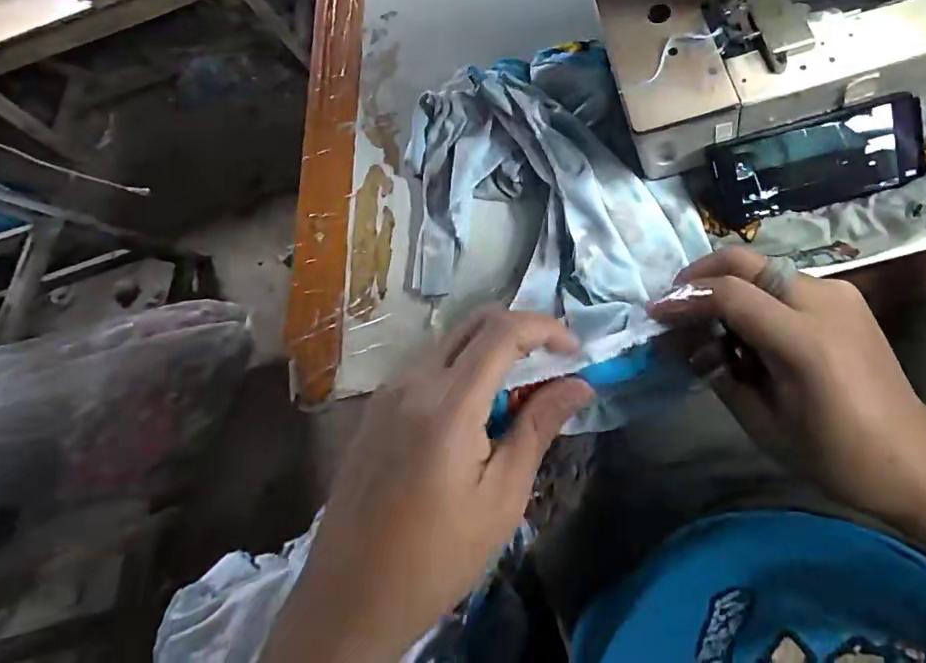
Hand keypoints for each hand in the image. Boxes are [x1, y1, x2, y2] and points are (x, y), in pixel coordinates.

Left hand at [272, 308, 592, 662]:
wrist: (346, 604)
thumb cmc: (435, 558)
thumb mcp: (501, 498)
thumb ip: (539, 428)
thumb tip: (580, 384)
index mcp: (447, 405)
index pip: (503, 331)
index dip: (546, 328)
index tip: (574, 350)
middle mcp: (413, 383)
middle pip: (477, 322)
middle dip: (522, 329)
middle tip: (553, 362)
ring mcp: (388, 392)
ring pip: (453, 340)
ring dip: (493, 349)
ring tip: (519, 393)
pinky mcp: (376, 408)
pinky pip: (430, 364)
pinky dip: (465, 367)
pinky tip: (478, 412)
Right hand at [652, 248, 925, 520]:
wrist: (910, 454)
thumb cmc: (834, 455)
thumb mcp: (764, 423)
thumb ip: (719, 371)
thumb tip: (679, 341)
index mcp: (804, 340)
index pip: (730, 294)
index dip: (686, 298)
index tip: (656, 312)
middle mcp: (823, 299)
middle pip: (746, 260)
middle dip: (701, 272)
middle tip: (675, 299)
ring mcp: (838, 291)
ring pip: (764, 267)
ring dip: (729, 283)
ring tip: (710, 321)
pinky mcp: (845, 294)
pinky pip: (786, 281)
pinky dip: (757, 293)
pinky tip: (750, 326)